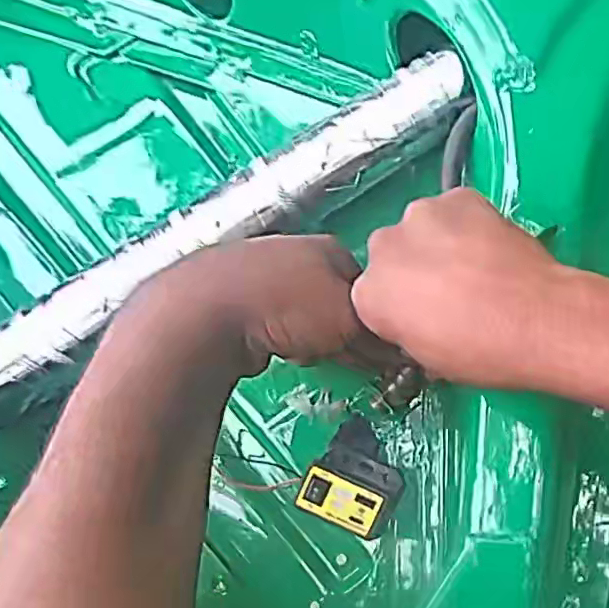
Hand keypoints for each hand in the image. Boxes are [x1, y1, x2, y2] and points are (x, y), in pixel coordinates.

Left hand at [128, 234, 379, 367]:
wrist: (208, 314)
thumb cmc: (289, 307)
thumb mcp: (349, 321)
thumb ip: (379, 334)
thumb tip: (400, 350)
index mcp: (332, 248)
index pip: (374, 286)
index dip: (382, 320)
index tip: (385, 348)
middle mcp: (300, 252)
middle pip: (344, 302)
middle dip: (351, 334)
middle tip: (355, 359)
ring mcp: (268, 272)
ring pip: (314, 315)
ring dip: (322, 340)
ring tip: (317, 354)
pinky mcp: (243, 296)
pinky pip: (284, 324)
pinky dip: (292, 340)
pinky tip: (289, 351)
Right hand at [354, 189, 570, 389]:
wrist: (540, 320)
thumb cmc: (484, 354)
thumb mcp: (434, 361)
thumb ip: (411, 334)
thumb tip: (423, 325)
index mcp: (371, 297)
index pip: (374, 299)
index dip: (402, 311)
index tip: (427, 320)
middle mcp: (384, 248)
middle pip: (393, 257)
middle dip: (416, 272)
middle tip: (454, 295)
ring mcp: (421, 215)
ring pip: (424, 229)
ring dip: (441, 245)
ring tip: (479, 271)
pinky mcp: (460, 196)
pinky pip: (457, 211)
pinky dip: (470, 226)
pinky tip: (494, 250)